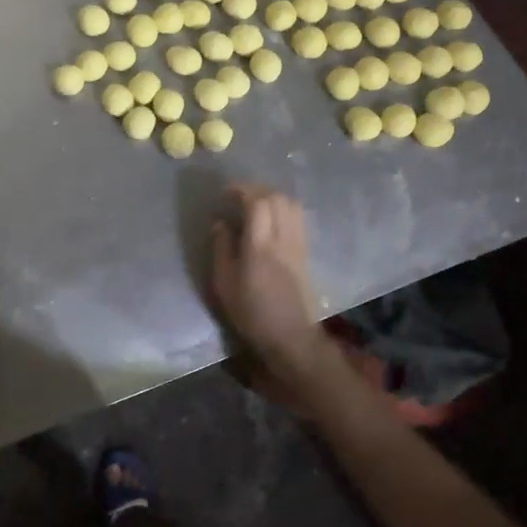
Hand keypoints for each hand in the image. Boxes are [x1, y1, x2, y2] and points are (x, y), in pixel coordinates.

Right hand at [209, 185, 325, 374]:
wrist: (291, 336)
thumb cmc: (251, 312)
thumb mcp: (224, 283)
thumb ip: (222, 248)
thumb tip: (221, 223)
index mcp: (260, 246)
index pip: (258, 202)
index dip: (242, 190)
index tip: (226, 192)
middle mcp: (283, 239)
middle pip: (278, 198)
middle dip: (257, 190)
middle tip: (239, 196)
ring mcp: (299, 245)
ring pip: (292, 205)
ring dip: (273, 197)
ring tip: (255, 205)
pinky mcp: (306, 253)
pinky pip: (298, 219)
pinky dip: (284, 210)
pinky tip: (271, 220)